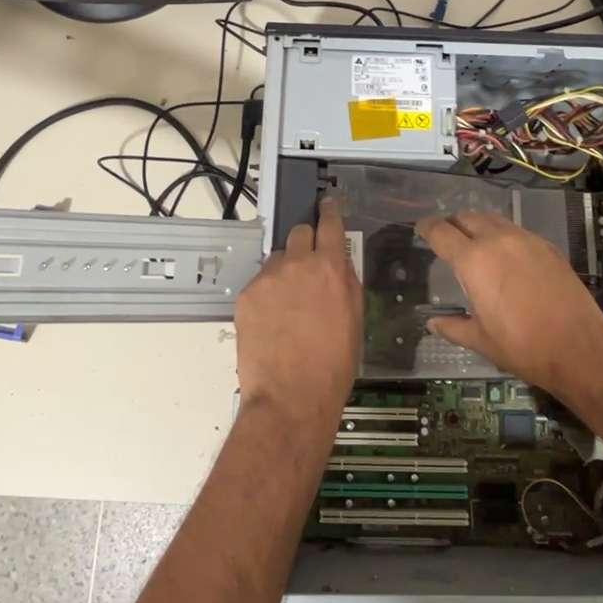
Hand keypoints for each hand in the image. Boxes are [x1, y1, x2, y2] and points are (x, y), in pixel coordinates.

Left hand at [235, 199, 361, 423]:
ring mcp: (267, 279)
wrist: (291, 397)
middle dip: (305, 242)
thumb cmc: (332, 365)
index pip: (330, 225)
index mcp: (329, 269)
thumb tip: (339, 264)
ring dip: (285, 271)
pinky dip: (267, 295)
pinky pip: (260, 283)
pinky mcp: (246, 296)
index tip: (327, 205)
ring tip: (289, 304)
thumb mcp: (355, 319)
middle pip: (299, 233)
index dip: (329, 212)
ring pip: (277, 259)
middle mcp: (296, 265)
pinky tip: (273, 321)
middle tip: (309, 265)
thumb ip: (347, 283)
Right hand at [419, 211, 602, 394]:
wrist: (579, 347)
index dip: (427, 228)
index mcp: (473, 261)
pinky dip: (503, 236)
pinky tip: (506, 256)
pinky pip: (517, 231)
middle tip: (446, 238)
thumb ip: (452, 327)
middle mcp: (498, 241)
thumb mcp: (481, 340)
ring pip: (493, 220)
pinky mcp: (547, 247)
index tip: (421, 230)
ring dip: (478, 227)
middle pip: (467, 218)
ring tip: (475, 243)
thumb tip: (433, 323)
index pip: (441, 232)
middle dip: (452, 224)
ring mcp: (526, 240)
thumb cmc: (523, 347)